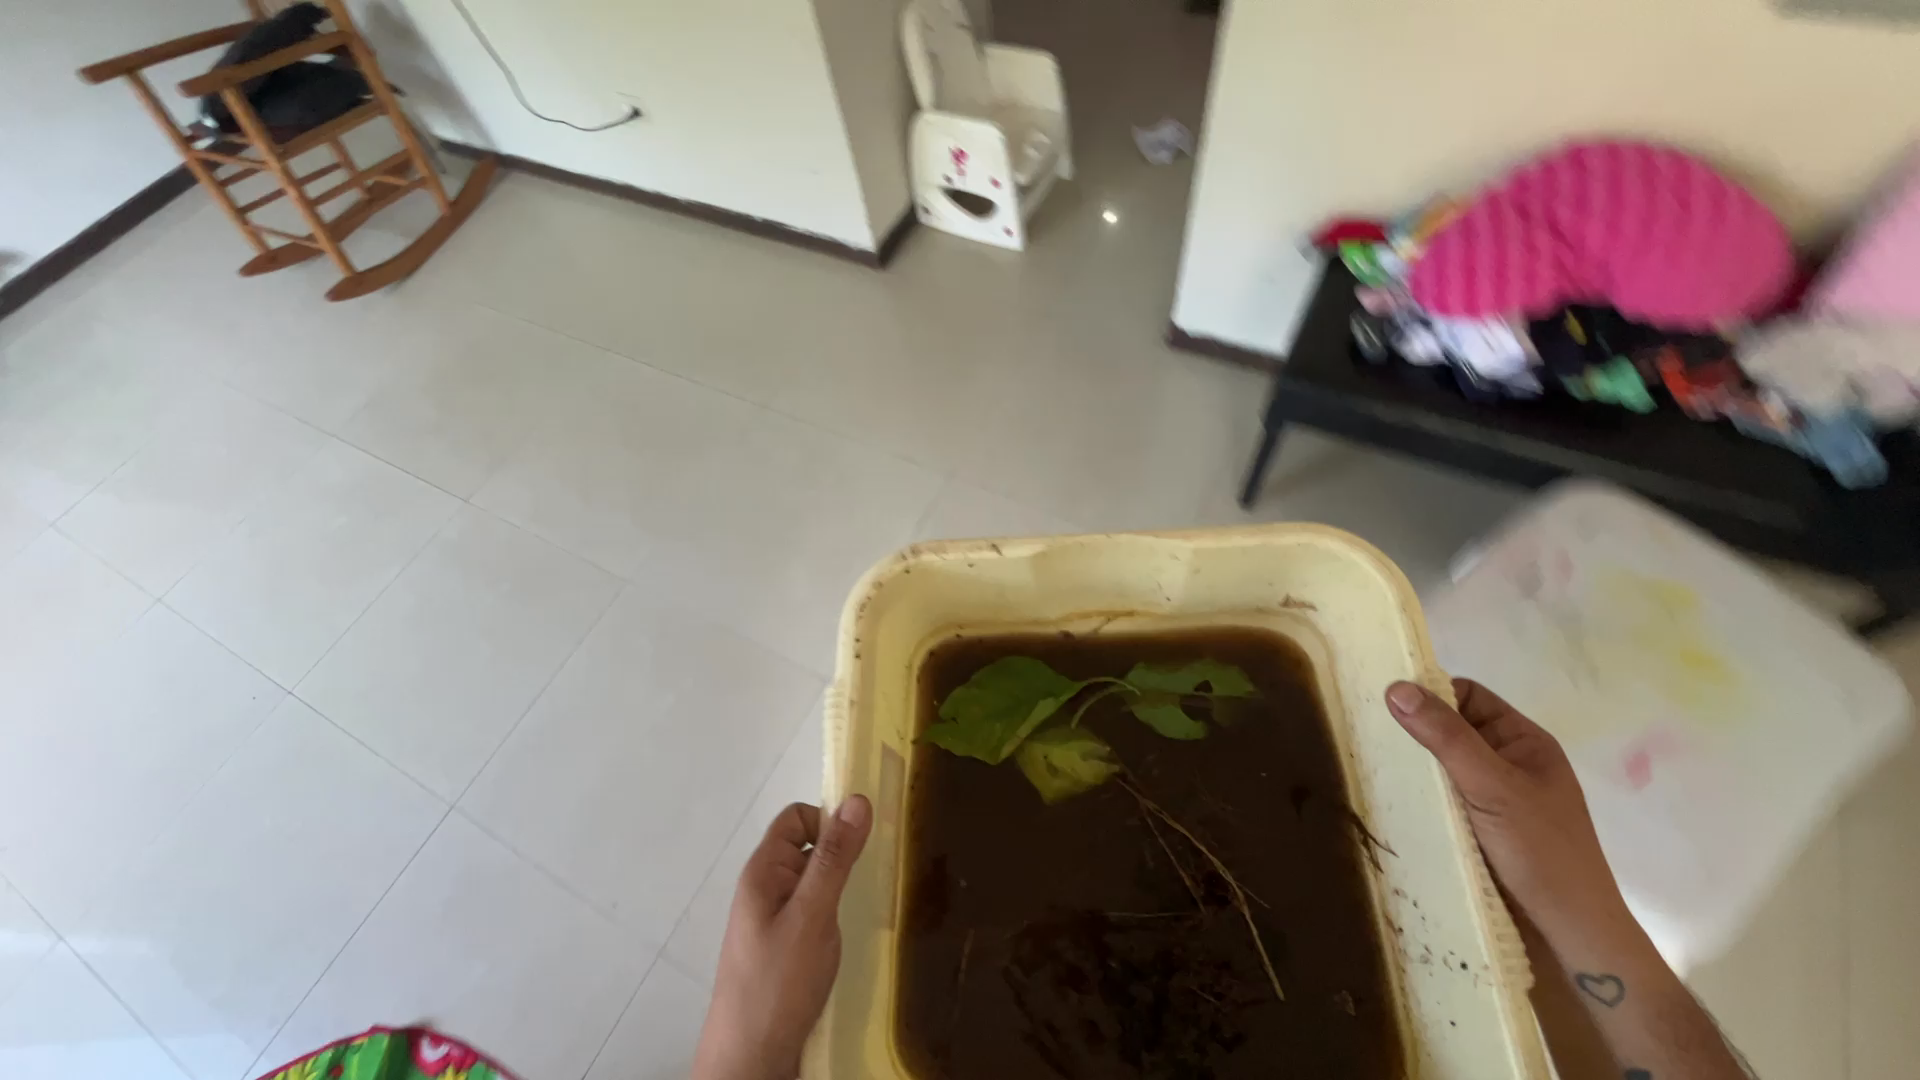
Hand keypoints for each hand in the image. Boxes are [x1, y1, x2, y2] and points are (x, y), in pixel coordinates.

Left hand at [692, 796, 872, 1079]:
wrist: (750, 1063)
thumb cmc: (777, 983)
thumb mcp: (811, 915)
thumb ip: (834, 858)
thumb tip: (857, 799)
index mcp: (763, 872)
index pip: (796, 819)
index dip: (828, 821)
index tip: (860, 845)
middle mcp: (766, 889)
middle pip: (807, 848)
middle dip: (839, 856)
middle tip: (869, 877)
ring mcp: (774, 921)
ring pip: (814, 882)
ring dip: (839, 888)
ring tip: (861, 909)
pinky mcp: (785, 949)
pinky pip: (814, 913)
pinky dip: (834, 915)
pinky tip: (848, 937)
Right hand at [1385, 679, 1631, 943]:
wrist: (1568, 931)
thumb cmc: (1540, 849)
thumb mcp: (1491, 785)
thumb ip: (1445, 736)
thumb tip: (1396, 687)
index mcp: (1523, 741)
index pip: (1467, 696)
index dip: (1429, 691)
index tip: (1382, 697)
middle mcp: (1507, 761)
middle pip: (1450, 727)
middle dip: (1412, 727)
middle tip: (1363, 726)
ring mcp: (1491, 795)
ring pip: (1440, 763)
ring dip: (1411, 762)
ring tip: (1367, 758)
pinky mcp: (1475, 825)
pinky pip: (1438, 794)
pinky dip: (1415, 791)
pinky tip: (1388, 794)